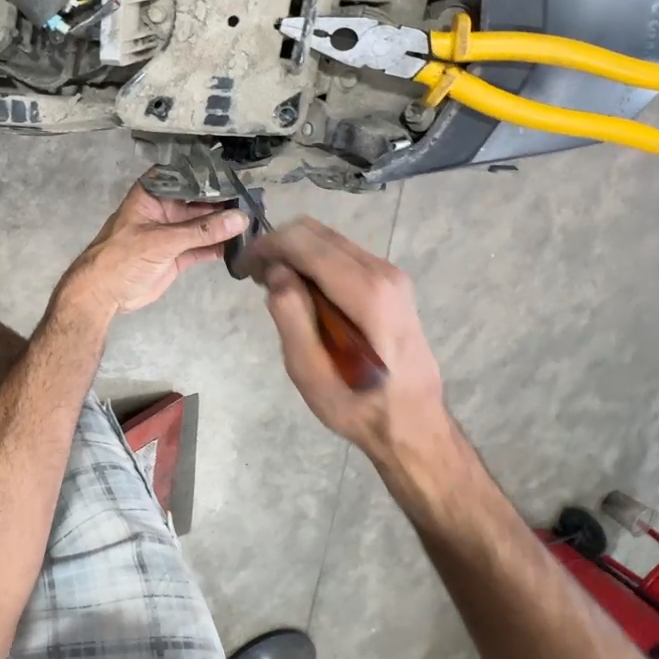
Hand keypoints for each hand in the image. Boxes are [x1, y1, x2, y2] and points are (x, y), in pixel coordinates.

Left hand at [56, 179, 249, 318]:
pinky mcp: (179, 255)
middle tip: (257, 200)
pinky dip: (221, 246)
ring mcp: (172, 233)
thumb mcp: (161, 240)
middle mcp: (164, 209)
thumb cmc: (122, 256)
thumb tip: (239, 218)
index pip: (184, 176)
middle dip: (224, 201)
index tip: (239, 174)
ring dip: (226, 225)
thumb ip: (201, 231)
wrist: (104, 293)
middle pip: (199, 200)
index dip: (208, 174)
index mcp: (152, 195)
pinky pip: (204, 246)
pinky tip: (243, 244)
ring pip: (204, 225)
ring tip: (256, 221)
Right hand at [245, 218, 447, 469]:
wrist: (415, 426)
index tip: (242, 270)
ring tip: (273, 287)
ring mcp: (390, 275)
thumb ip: (291, 316)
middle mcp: (383, 272)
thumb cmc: (359, 406)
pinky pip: (339, 254)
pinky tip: (301, 294)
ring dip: (293, 254)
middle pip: (314, 231)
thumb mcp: (311, 372)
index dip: (264, 247)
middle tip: (254, 279)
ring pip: (326, 239)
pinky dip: (311, 263)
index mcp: (366, 292)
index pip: (302, 241)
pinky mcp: (389, 282)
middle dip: (276, 247)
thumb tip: (275, 272)